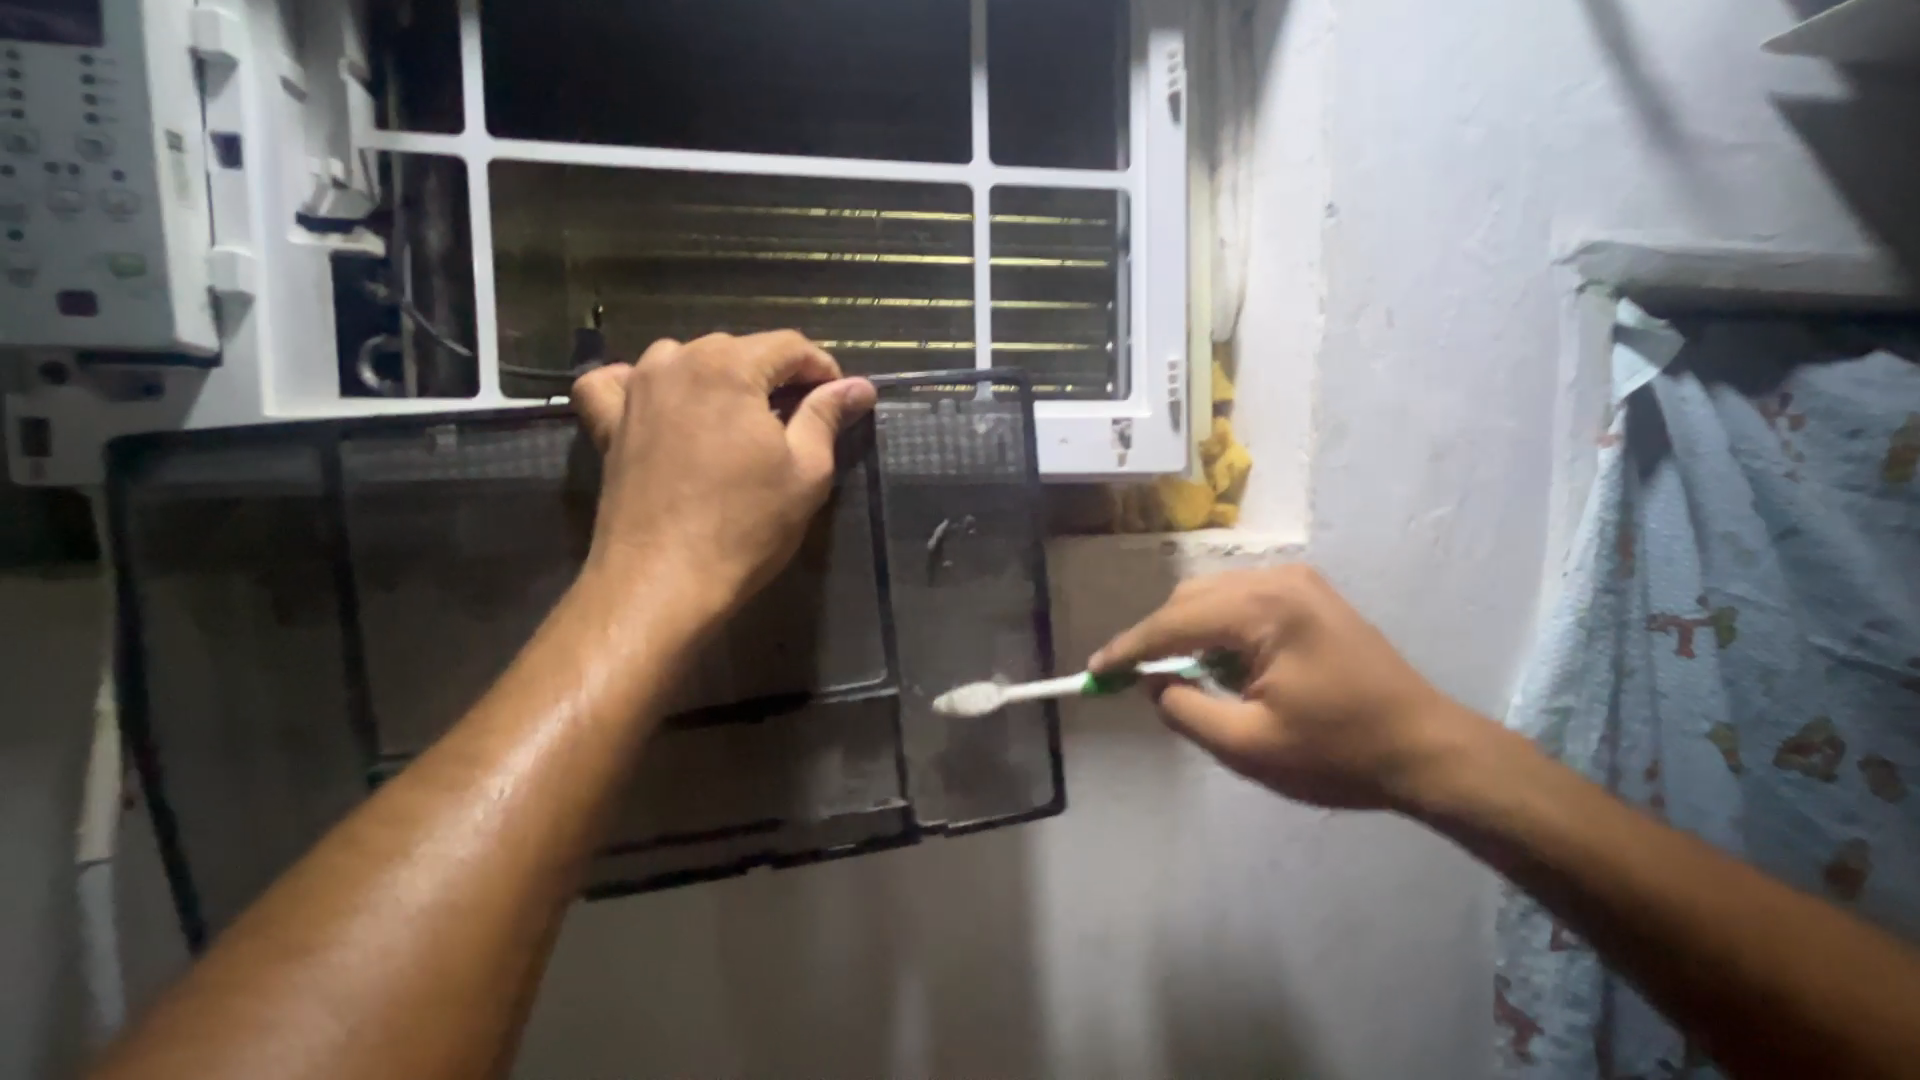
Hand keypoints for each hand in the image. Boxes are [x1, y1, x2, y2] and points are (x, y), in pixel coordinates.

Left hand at [570, 331, 875, 621]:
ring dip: (717, 378)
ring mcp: (635, 390)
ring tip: (738, 420)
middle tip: (796, 421)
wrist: (662, 580)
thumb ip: (827, 416)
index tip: (838, 401)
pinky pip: (618, 383)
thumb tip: (858, 386)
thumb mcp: (807, 472)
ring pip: (684, 359)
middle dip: (773, 376)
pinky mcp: (608, 423)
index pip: (789, 345)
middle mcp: (677, 362)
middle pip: (738, 350)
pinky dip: (641, 385)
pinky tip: (661, 406)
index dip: (822, 369)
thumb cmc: (746, 526)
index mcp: (730, 366)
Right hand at [1090, 566, 1495, 810]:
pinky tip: (1218, 662)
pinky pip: (1242, 601)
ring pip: (1214, 596)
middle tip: (1128, 679)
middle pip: (1191, 600)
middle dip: (1156, 637)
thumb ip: (1185, 709)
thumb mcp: (1248, 745)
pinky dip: (1217, 627)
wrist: (1428, 749)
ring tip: (1174, 675)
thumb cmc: (1339, 753)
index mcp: (1265, 609)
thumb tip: (1153, 683)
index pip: (1174, 622)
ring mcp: (1299, 583)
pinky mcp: (1311, 596)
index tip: (1094, 671)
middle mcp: (1279, 579)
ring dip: (1187, 631)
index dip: (1129, 649)